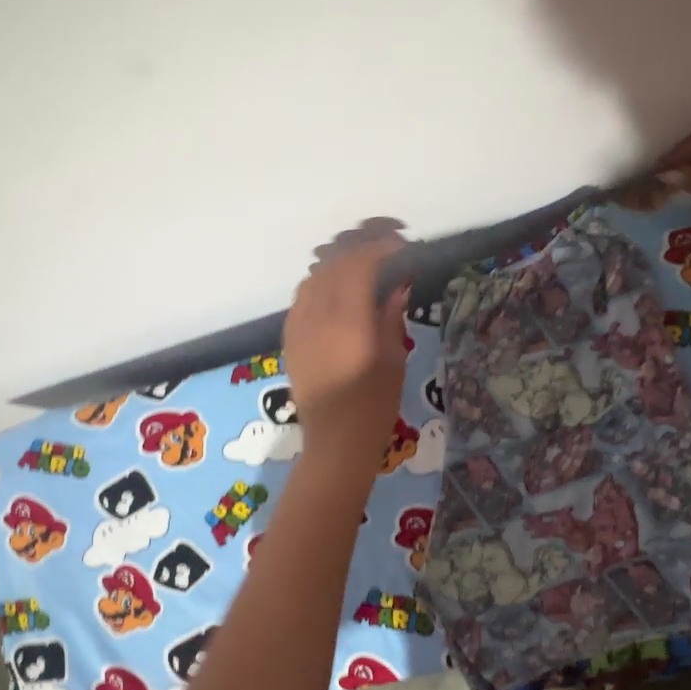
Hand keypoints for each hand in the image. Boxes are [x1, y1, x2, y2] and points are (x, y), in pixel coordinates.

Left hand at [283, 234, 410, 457]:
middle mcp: (318, 316)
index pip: (359, 265)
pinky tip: (337, 291)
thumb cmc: (374, 406)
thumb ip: (390, 317)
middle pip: (334, 265)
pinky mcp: (289, 338)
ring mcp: (298, 326)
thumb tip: (397, 286)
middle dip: (360, 249)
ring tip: (362, 265)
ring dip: (338, 264)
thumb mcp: (394, 360)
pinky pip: (302, 297)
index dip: (380, 249)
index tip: (401, 247)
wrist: (335, 443)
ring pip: (314, 277)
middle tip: (386, 248)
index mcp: (348, 321)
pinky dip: (321, 283)